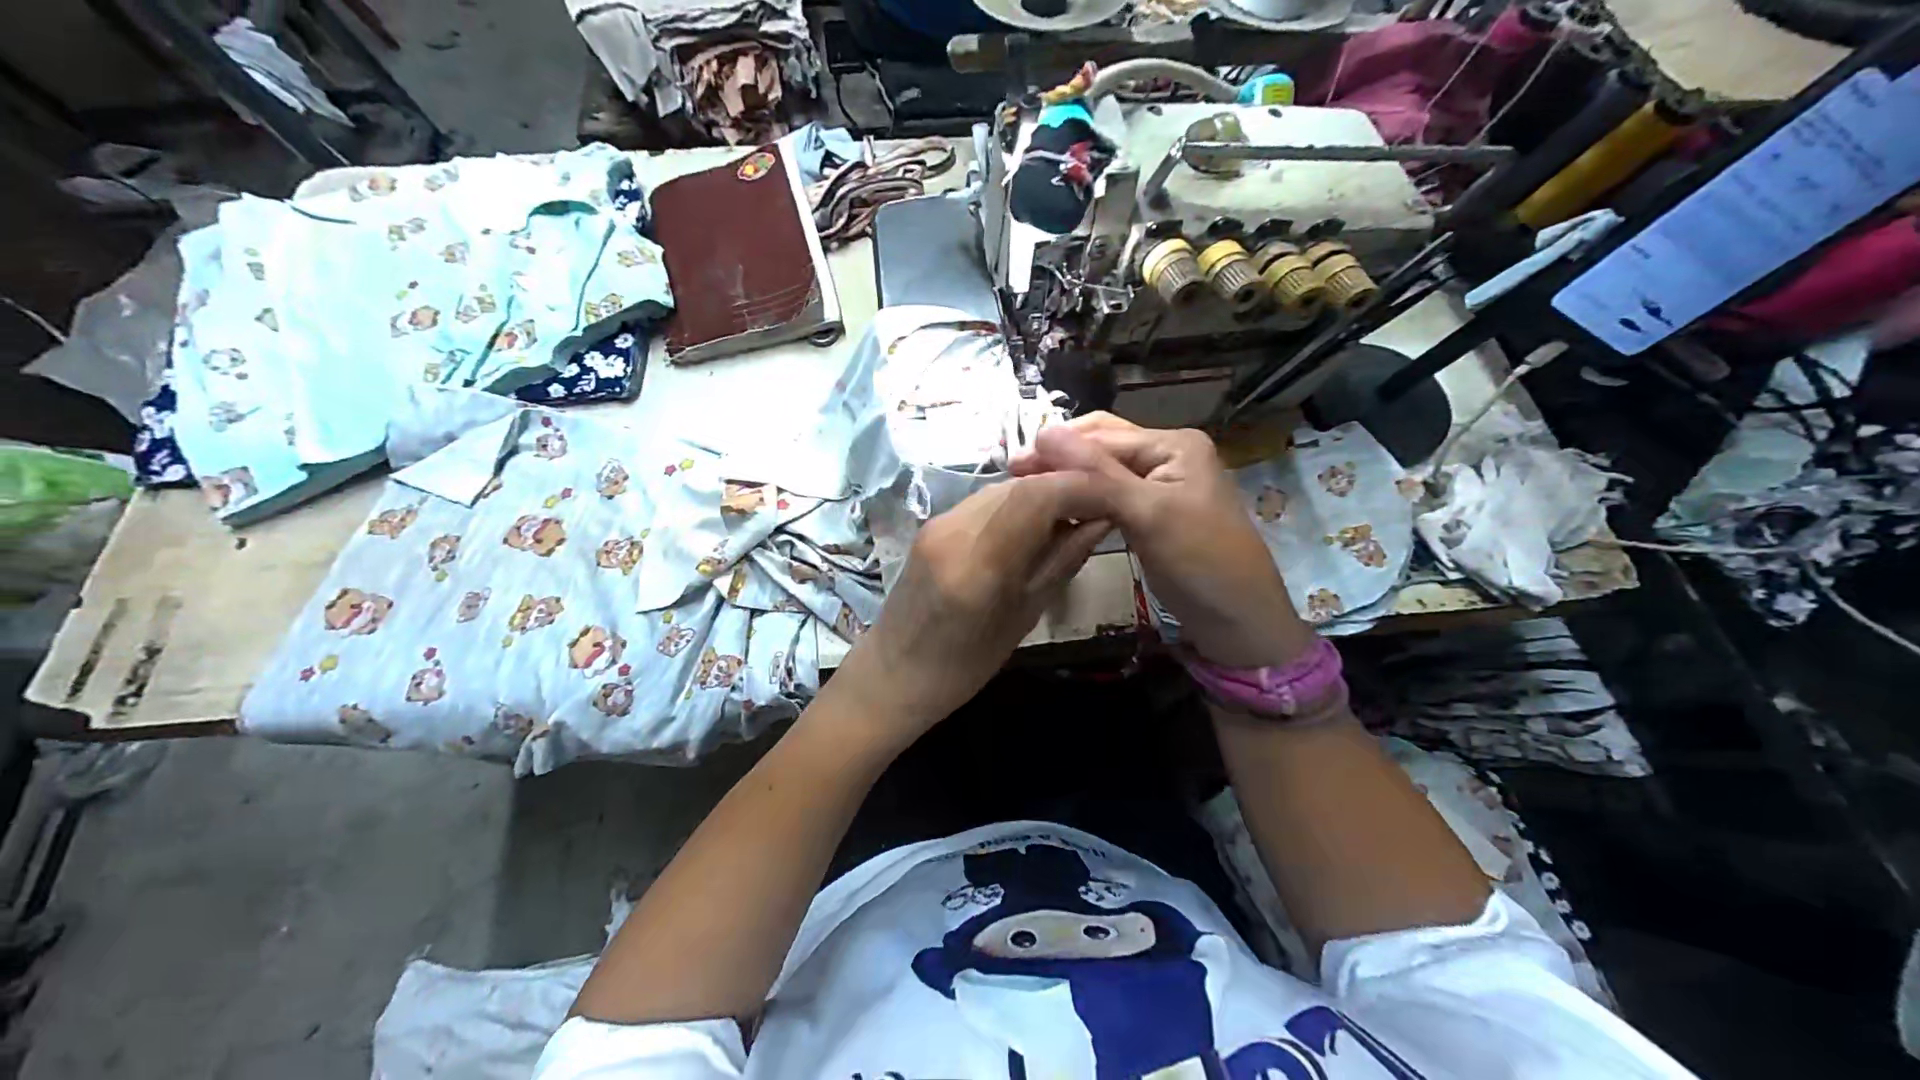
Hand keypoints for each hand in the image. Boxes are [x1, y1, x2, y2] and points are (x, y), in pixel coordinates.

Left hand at [824, 474, 1110, 751]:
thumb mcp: (1024, 617)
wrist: (893, 673)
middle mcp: (953, 531)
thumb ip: (1061, 562)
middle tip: (1100, 508)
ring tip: (1073, 519)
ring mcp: (938, 523)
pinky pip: (984, 502)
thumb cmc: (963, 667)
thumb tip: (1102, 519)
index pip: (1038, 496)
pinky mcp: (932, 523)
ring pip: (1003, 489)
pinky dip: (1017, 506)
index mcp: (978, 565)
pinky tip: (1034, 527)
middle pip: (1021, 486)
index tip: (1114, 497)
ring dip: (1042, 495)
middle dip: (1066, 488)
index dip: (1082, 487)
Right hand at [1011, 412, 1315, 668]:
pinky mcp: (1150, 514)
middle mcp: (1166, 456)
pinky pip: (1109, 497)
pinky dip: (1083, 499)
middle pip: (1102, 446)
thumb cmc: (1201, 561)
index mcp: (1173, 444)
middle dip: (1060, 458)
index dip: (1057, 448)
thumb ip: (1097, 473)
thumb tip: (1042, 432)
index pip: (1103, 436)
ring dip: (1069, 478)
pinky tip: (1058, 508)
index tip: (1012, 467)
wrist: (1239, 621)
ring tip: (1028, 490)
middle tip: (1015, 475)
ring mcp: (1159, 486)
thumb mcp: (1148, 512)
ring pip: (1103, 472)